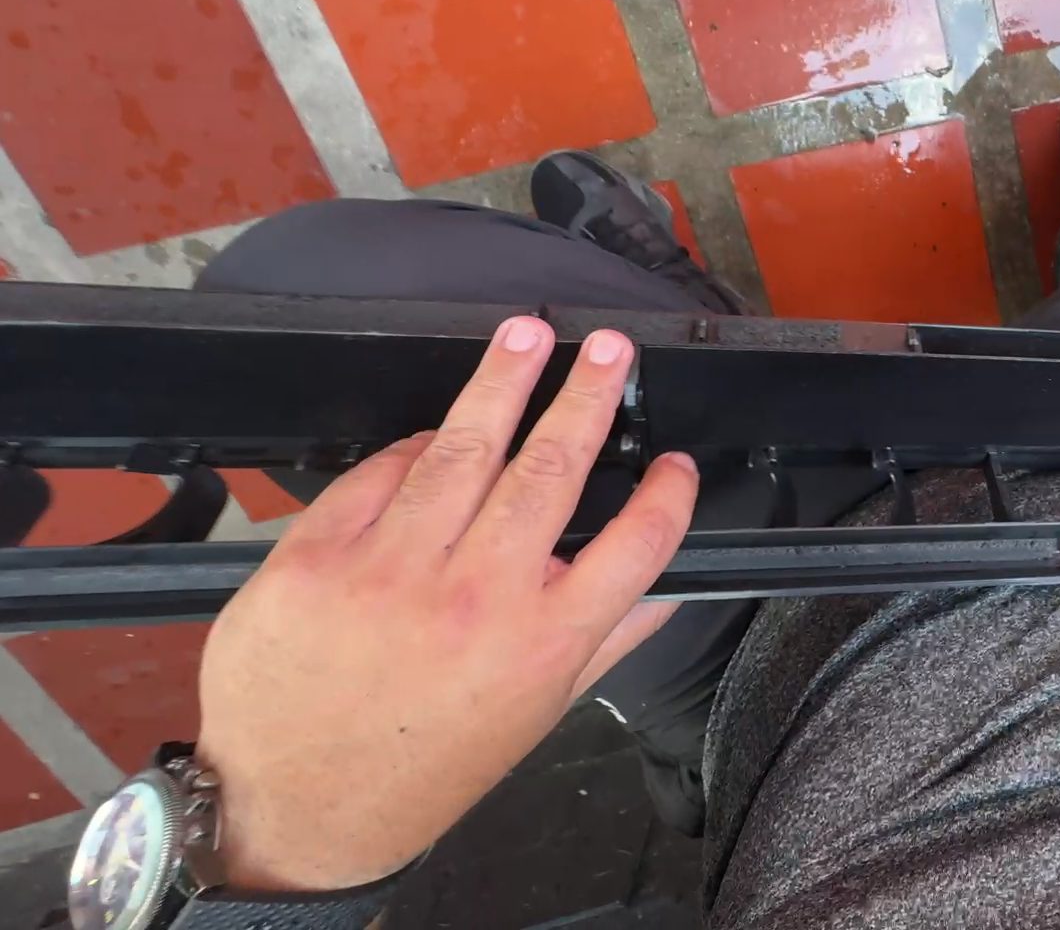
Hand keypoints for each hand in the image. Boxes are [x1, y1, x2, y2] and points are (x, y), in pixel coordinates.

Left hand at [194, 317, 697, 891]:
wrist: (296, 812)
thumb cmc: (440, 758)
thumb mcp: (549, 707)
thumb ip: (617, 636)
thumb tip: (669, 584)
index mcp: (549, 635)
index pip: (639, 540)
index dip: (671, 493)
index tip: (678, 464)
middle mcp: (479, 596)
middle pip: (553, 470)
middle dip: (588, 396)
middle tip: (610, 347)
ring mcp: (392, 573)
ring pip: (464, 449)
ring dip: (503, 383)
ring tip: (528, 333)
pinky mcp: (314, 561)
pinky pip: (380, 473)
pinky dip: (419, 444)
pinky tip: (443, 429)